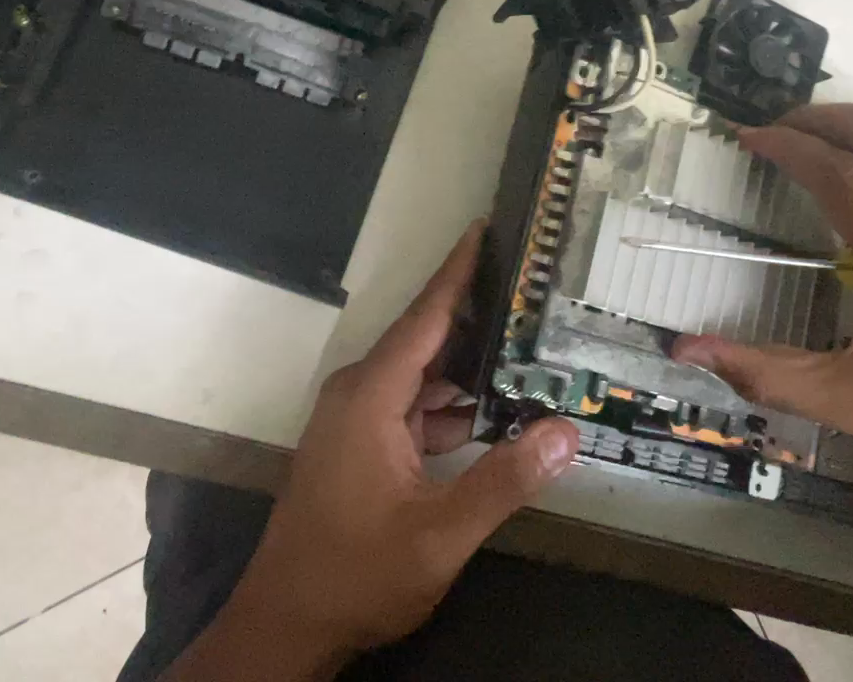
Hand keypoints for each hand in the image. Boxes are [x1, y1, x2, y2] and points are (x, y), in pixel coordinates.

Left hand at [224, 221, 578, 659]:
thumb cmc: (356, 573)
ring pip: (422, 379)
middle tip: (533, 297)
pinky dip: (450, 410)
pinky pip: (412, 409)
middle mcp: (360, 393)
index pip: (424, 319)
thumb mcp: (440, 533)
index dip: (456, 273)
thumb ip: (504, 480)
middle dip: (478, 321)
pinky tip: (495, 419)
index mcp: (371, 396)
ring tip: (530, 356)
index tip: (482, 230)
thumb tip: (565, 432)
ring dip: (469, 374)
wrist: (287, 623)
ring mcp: (356, 420)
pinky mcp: (359, 444)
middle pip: (427, 342)